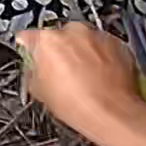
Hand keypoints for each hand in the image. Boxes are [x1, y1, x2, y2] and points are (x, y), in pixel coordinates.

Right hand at [16, 22, 145, 145]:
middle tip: (60, 72)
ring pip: (82, 40)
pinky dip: (100, 56)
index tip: (32, 54)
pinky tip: (99, 76)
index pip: (28, 36)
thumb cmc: (77, 104)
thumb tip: (34, 68)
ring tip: (83, 77)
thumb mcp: (38, 90)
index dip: (28, 48)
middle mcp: (72, 31)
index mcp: (46, 40)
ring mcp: (96, 36)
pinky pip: (103, 46)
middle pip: (58, 36)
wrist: (113, 114)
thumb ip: (32, 71)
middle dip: (59, 51)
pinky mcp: (118, 43)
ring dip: (81, 52)